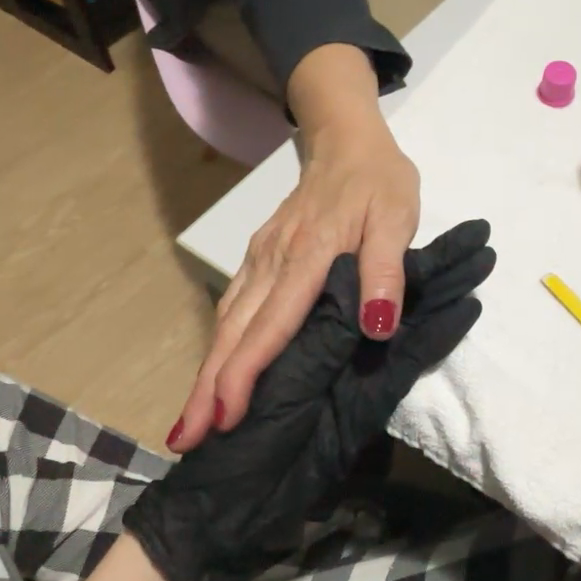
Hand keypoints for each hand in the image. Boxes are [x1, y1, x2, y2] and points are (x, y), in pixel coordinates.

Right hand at [170, 48, 419, 451]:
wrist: (346, 140)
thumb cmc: (377, 183)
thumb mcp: (397, 219)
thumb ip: (386, 271)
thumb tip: (376, 326)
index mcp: (306, 257)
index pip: (271, 324)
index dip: (246, 373)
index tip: (224, 417)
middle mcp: (271, 261)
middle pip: (233, 332)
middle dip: (206, 388)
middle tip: (183, 440)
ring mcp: (259, 258)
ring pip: (226, 322)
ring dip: (207, 372)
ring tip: (189, 421)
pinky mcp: (258, 257)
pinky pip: (233, 307)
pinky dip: (221, 345)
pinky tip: (216, 371)